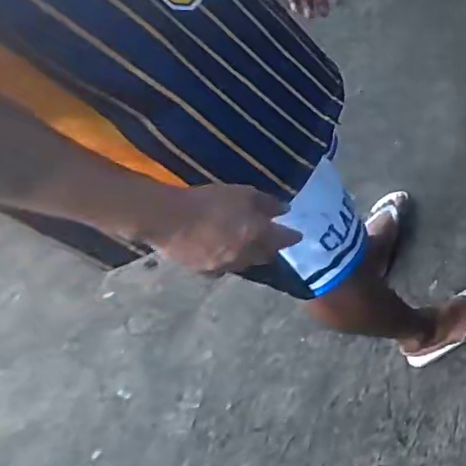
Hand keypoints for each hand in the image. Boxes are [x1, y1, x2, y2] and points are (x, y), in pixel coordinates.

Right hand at [135, 184, 298, 274]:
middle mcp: (244, 254)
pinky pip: (220, 270)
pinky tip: (225, 257)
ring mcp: (221, 265)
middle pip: (265, 256)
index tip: (298, 235)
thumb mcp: (247, 194)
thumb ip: (269, 204)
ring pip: (244, 265)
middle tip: (273, 242)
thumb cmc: (211, 202)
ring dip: (251, 258)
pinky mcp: (199, 270)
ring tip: (251, 249)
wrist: (167, 217)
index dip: (292, 237)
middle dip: (272, 249)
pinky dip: (227, 264)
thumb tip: (285, 210)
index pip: (284, 240)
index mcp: (259, 235)